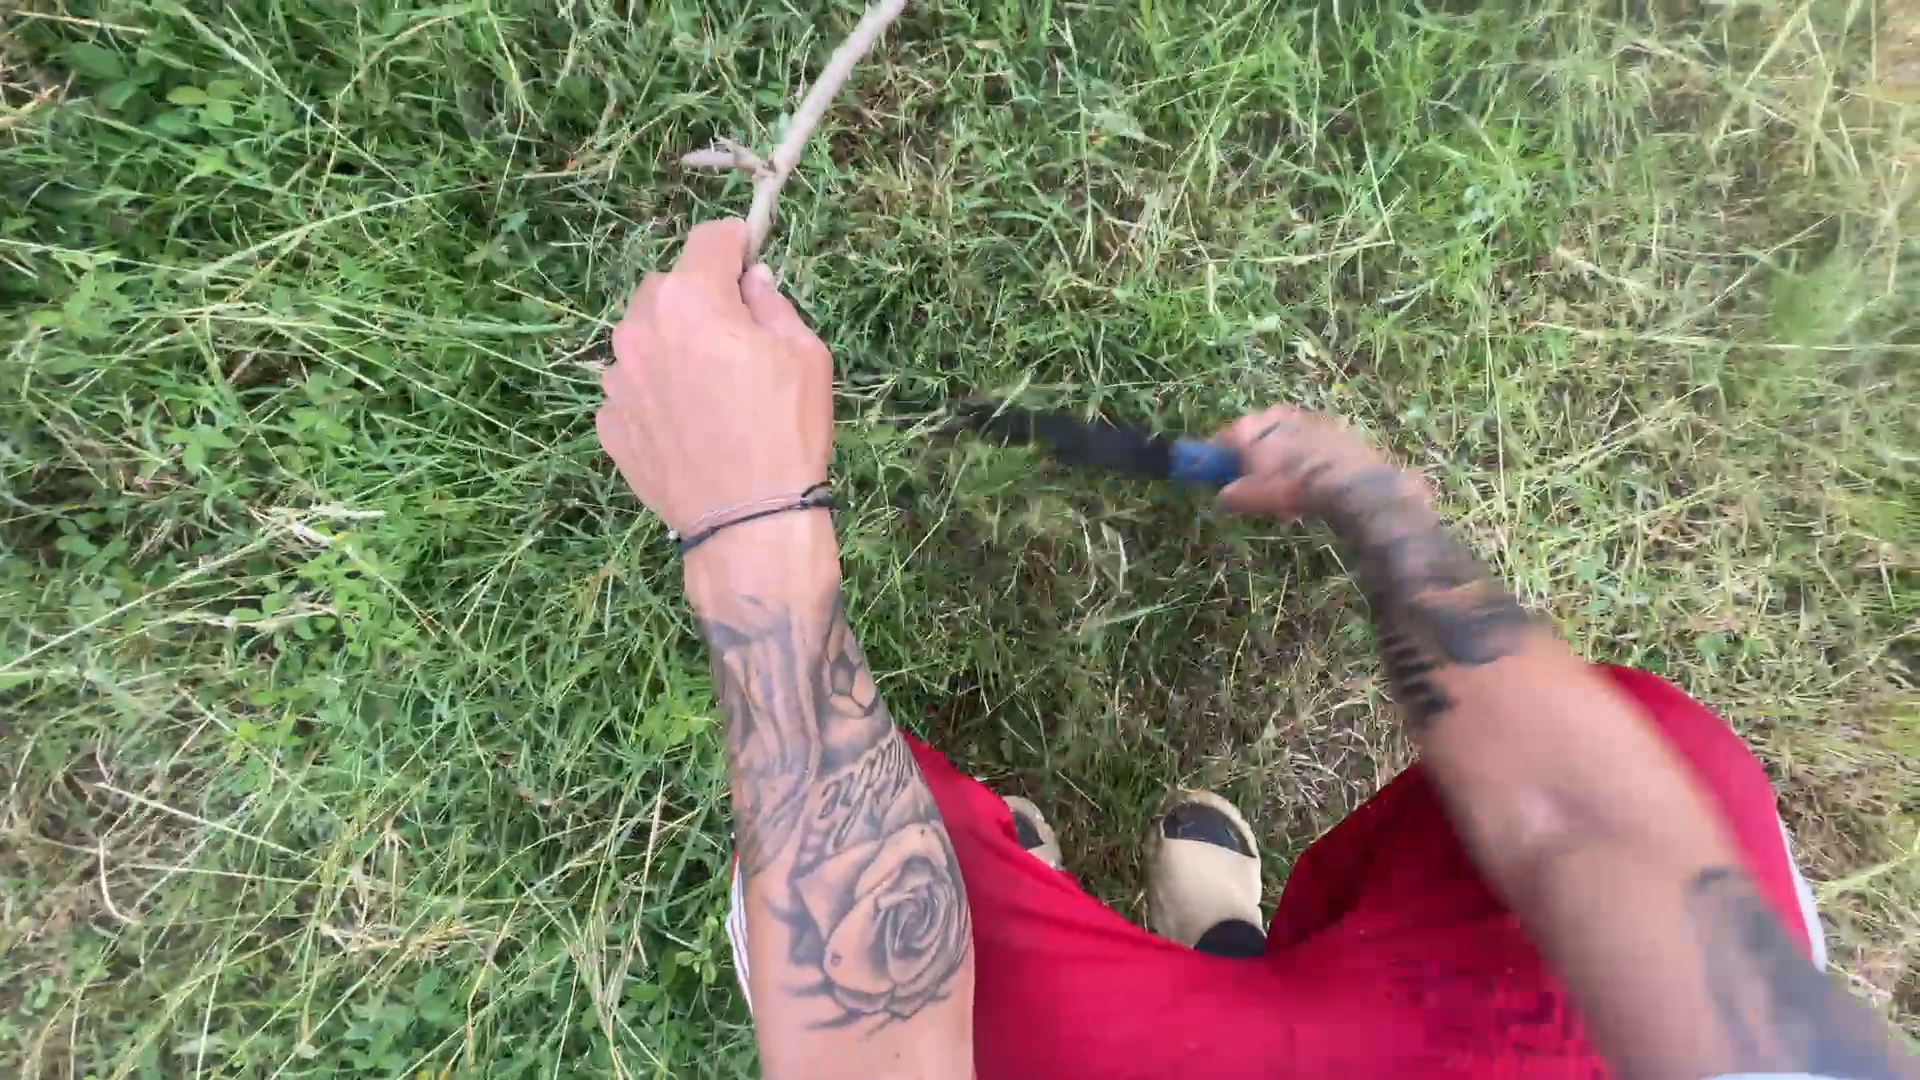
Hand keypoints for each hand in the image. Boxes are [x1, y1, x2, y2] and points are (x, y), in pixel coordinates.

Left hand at [597, 219, 832, 535]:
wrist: (748, 522)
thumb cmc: (788, 433)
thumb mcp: (806, 357)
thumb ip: (774, 304)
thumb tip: (752, 281)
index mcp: (691, 301)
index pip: (708, 239)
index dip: (736, 242)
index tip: (751, 256)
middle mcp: (639, 329)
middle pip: (668, 286)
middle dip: (701, 298)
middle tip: (736, 341)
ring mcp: (616, 380)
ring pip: (645, 337)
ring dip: (674, 345)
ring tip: (710, 392)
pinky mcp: (609, 423)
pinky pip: (633, 386)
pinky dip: (657, 390)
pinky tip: (688, 424)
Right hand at [1214, 404, 1423, 521]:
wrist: (1346, 481)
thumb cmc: (1288, 487)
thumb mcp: (1248, 499)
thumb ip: (1229, 497)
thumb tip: (1223, 498)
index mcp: (1247, 429)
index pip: (1221, 439)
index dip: (1217, 458)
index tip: (1217, 472)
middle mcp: (1273, 416)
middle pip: (1255, 437)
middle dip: (1254, 457)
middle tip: (1256, 482)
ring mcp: (1305, 418)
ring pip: (1284, 440)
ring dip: (1282, 459)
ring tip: (1288, 490)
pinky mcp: (1334, 426)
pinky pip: (1310, 444)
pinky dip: (1306, 459)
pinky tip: (1311, 483)